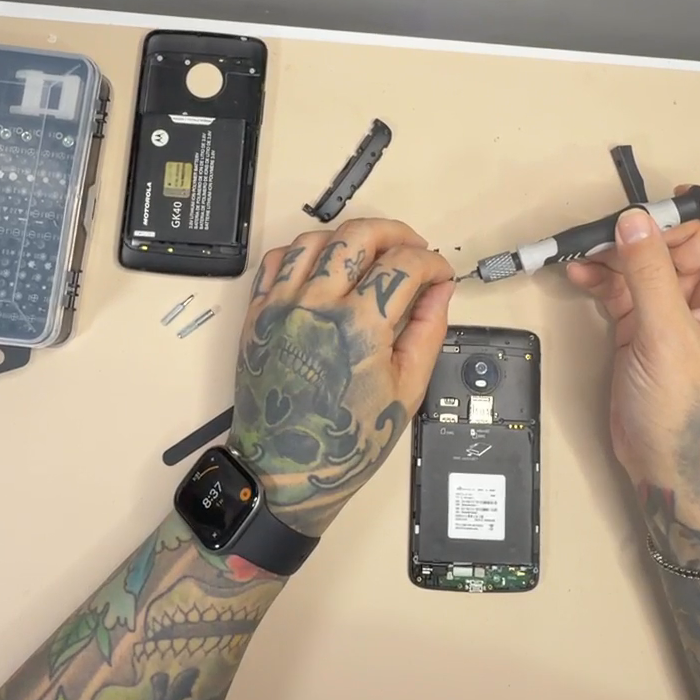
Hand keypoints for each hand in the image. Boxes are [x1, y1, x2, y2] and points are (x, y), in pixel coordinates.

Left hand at [232, 218, 454, 536]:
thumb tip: (441, 288)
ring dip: (350, 238)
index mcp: (359, 328)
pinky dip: (305, 252)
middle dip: (396, 233)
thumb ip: (428, 330)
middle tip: (412, 249)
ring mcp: (282, 305)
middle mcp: (316, 306)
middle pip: (359, 234)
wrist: (283, 467)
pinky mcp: (258, 312)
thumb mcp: (407, 390)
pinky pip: (279, 258)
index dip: (432, 262)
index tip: (439, 274)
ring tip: (369, 256)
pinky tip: (325, 267)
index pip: (405, 264)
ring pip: (316, 238)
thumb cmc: (348, 439)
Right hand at [564, 185, 699, 492]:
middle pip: (685, 243)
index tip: (677, 197)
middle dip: (646, 231)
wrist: (672, 472)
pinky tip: (579, 275)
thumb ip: (649, 274)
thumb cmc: (692, 414)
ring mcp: (675, 316)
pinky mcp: (643, 330)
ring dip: (616, 254)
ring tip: (583, 253)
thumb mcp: (671, 337)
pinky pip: (623, 289)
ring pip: (648, 264)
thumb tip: (634, 221)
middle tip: (608, 230)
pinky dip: (601, 279)